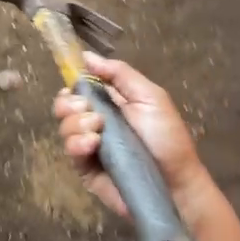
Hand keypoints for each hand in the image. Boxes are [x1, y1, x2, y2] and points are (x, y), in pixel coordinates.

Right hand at [53, 53, 213, 218]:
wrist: (176, 185)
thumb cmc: (167, 139)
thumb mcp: (150, 97)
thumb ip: (119, 74)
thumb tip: (86, 55)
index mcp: (109, 103)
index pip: (78, 87)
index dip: (72, 84)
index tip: (74, 84)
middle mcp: (94, 122)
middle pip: (63, 105)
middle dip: (69, 104)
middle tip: (88, 110)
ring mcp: (87, 145)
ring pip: (63, 126)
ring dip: (76, 124)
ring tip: (98, 131)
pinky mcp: (84, 168)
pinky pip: (68, 151)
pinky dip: (77, 143)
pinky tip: (94, 144)